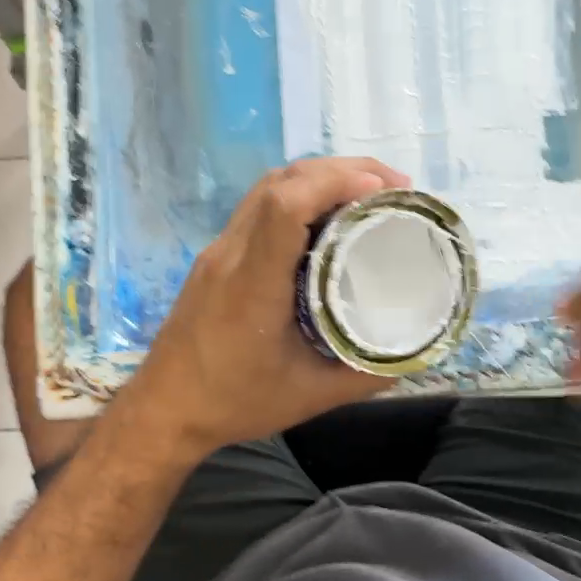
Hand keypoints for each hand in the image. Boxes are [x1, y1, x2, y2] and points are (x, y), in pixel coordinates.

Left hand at [122, 157, 412, 457]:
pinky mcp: (215, 258)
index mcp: (253, 283)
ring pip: (266, 188)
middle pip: (281, 182)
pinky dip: (297, 196)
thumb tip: (416, 355)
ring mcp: (218, 252)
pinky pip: (258, 207)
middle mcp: (231, 255)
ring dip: (318, 178)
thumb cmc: (234, 402)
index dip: (336, 183)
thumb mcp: (309, 397)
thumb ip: (364, 375)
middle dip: (340, 170)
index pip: (285, 207)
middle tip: (392, 187)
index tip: (383, 190)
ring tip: (366, 193)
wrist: (165, 409)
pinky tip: (325, 218)